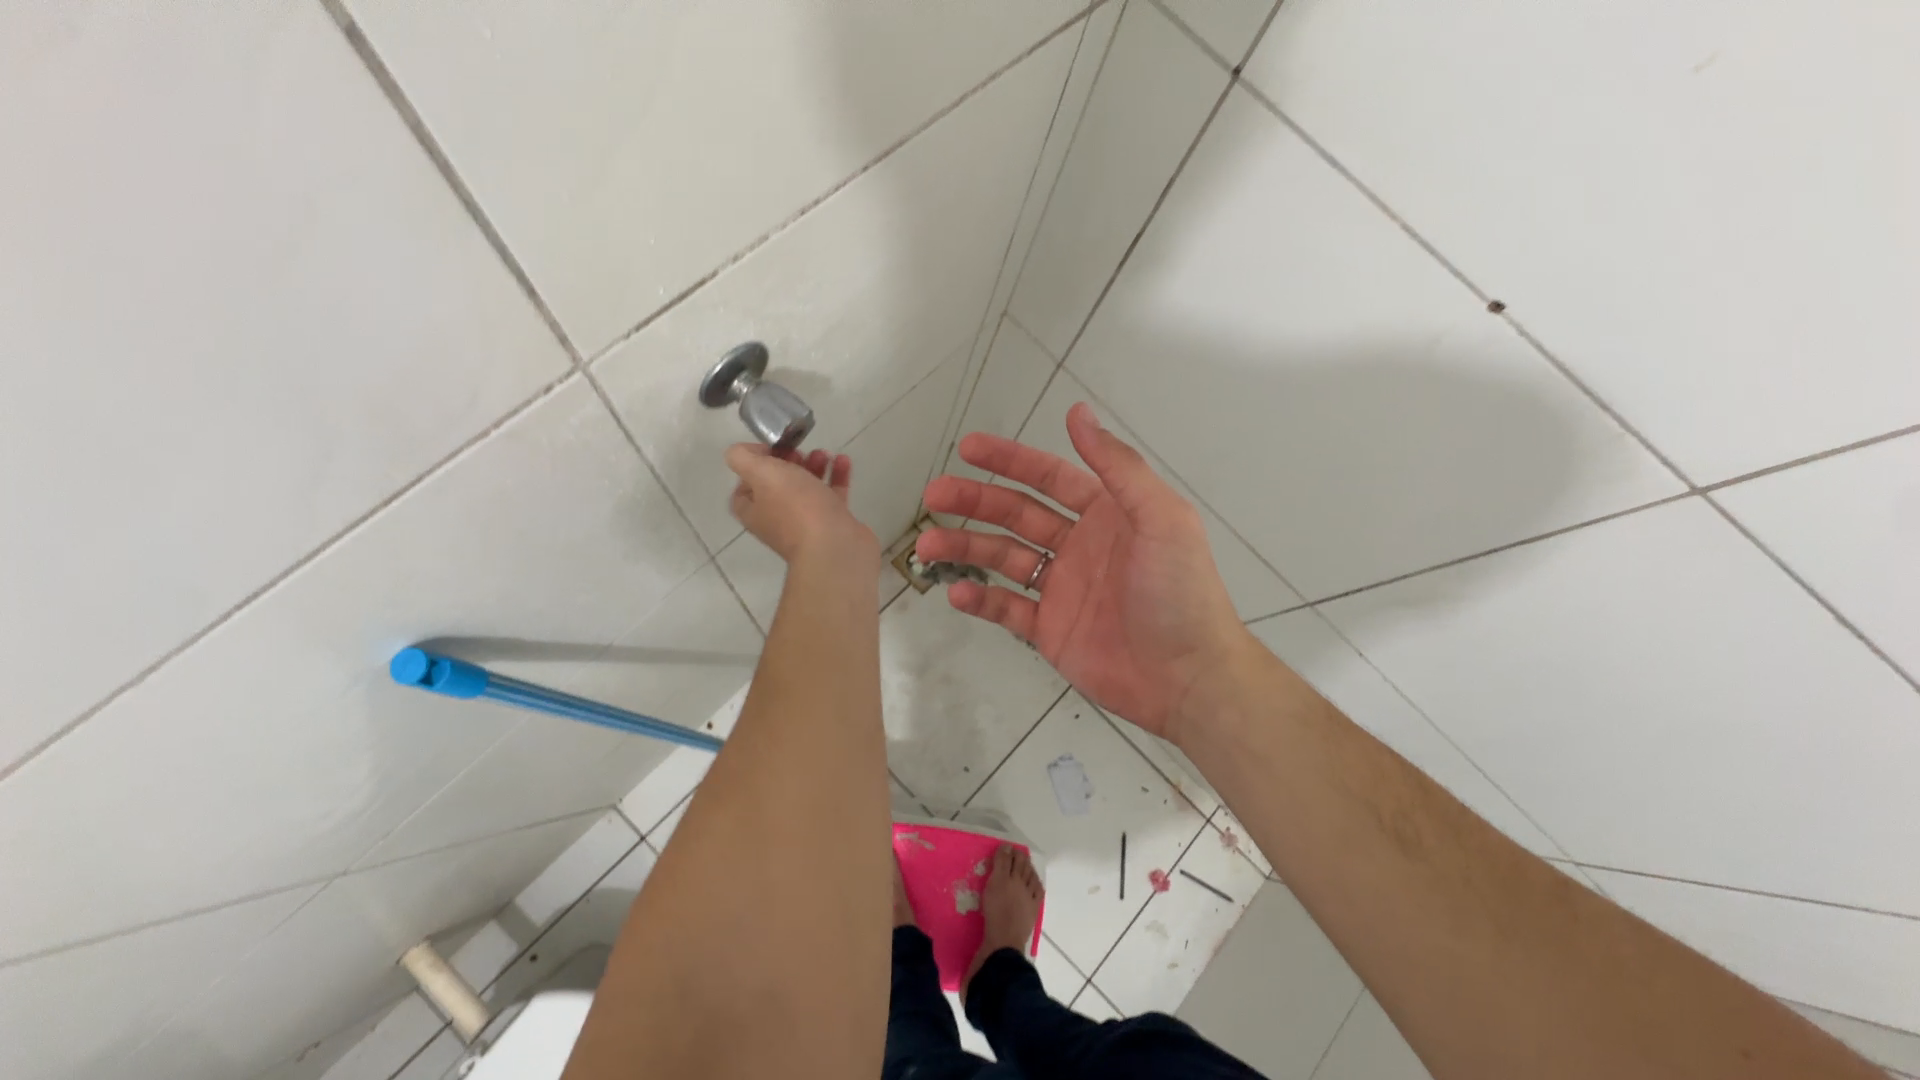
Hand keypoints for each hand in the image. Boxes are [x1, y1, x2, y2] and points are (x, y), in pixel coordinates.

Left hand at [726, 445, 875, 562]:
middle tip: (798, 451)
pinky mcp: (834, 524)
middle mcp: (778, 520)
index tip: (769, 450)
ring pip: (807, 490)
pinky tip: (844, 461)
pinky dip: (836, 476)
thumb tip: (744, 453)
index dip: (752, 467)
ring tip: (823, 454)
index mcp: (755, 512)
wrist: (835, 546)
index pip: (743, 489)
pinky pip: (833, 496)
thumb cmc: (797, 508)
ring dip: (814, 467)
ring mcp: (808, 524)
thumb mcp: (762, 474)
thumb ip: (743, 458)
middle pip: (778, 486)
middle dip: (788, 463)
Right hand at [917, 404, 1246, 740]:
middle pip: (1016, 514)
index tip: (968, 449)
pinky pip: (1006, 609)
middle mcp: (1079, 545)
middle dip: (974, 501)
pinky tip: (956, 592)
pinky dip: (980, 600)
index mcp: (1107, 514)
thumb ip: (1118, 465)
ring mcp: (1061, 589)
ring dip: (965, 547)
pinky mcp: (1050, 631)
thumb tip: (1079, 411)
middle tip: (933, 494)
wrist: (1189, 676)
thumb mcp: (1162, 517)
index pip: (1048, 477)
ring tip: (927, 545)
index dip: (1009, 461)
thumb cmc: (1180, 591)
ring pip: (1003, 558)